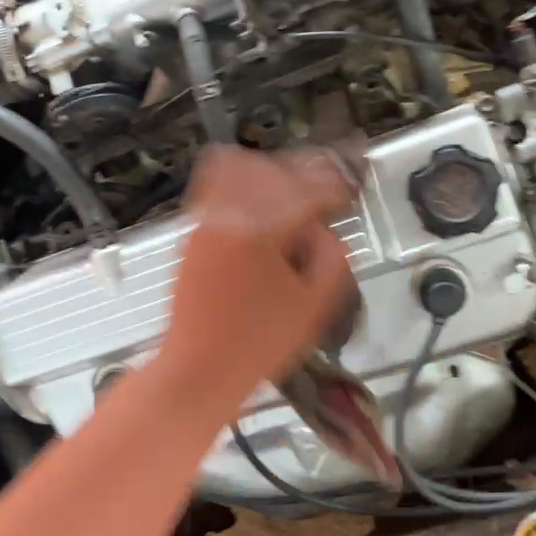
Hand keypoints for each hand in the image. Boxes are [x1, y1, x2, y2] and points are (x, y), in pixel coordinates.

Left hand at [160, 147, 358, 411]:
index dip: (334, 187)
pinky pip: (213, 186)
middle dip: (302, 173)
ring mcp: (203, 220)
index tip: (346, 194)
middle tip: (321, 192)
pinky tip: (258, 212)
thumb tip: (326, 231)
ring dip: (267, 173)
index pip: (307, 188)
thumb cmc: (258, 345)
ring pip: (236, 166)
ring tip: (287, 195)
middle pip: (270, 166)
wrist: (197, 368)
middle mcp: (228, 214)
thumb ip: (331, 258)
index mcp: (263, 231)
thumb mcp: (312, 307)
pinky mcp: (189, 231)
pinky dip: (240, 186)